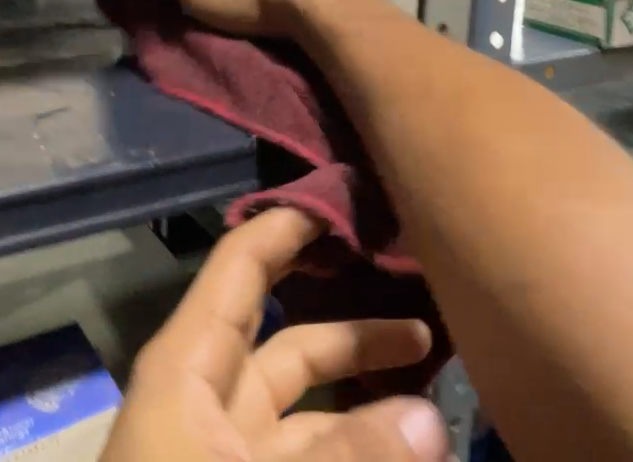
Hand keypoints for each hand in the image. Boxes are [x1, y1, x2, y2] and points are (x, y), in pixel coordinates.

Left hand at [102, 209, 446, 461]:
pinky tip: (410, 451)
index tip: (351, 197)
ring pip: (315, 412)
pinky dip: (360, 453)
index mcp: (191, 366)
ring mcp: (234, 457)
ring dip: (372, 401)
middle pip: (295, 339)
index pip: (243, 265)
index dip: (290, 224)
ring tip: (441, 392)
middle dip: (358, 325)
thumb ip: (345, 457)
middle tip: (429, 306)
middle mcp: (213, 401)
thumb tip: (429, 417)